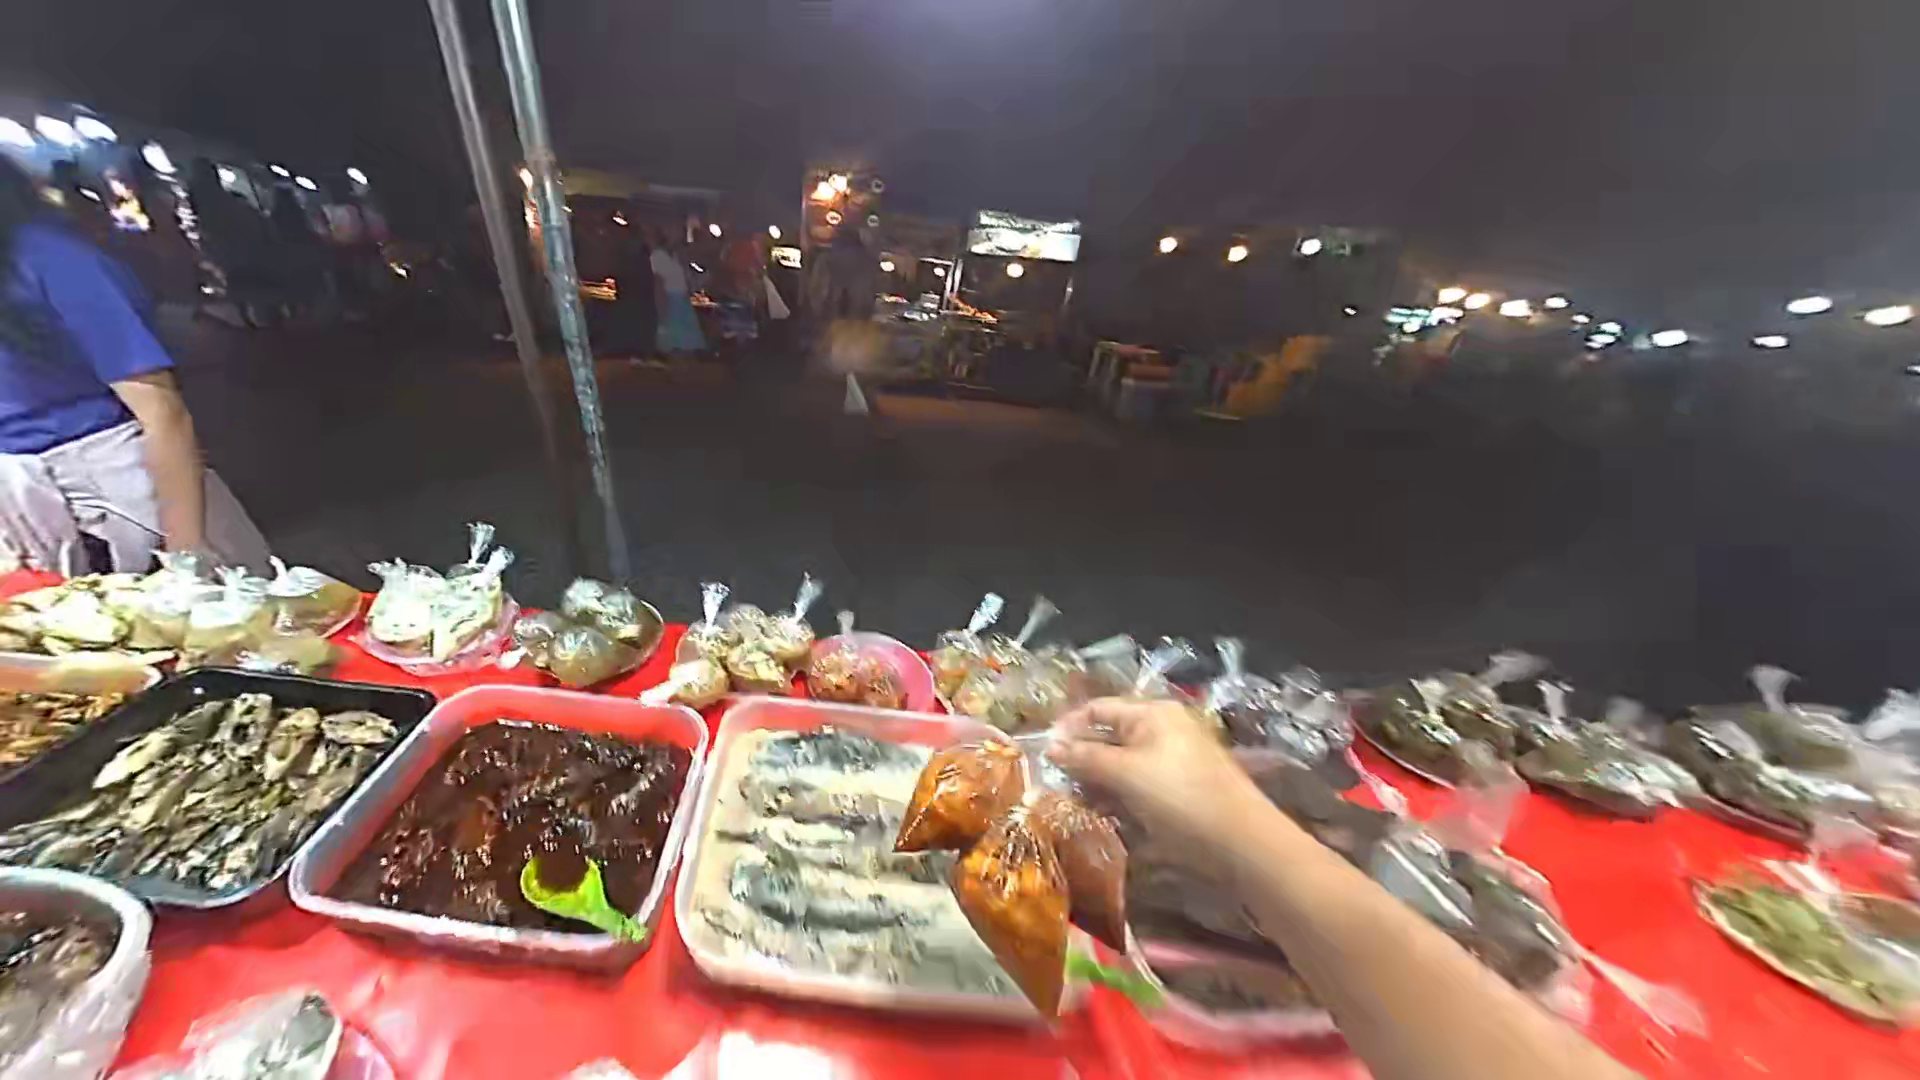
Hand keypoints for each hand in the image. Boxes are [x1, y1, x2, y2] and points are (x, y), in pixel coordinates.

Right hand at [1047, 698, 1269, 864]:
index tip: (1043, 750)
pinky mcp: (1181, 787)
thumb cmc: (1179, 796)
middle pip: (1110, 734)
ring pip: (1123, 761)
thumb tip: (1050, 745)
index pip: (1098, 708)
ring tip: (1075, 800)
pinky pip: (1139, 781)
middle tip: (1055, 780)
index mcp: (1151, 712)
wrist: (1244, 844)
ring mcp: (1174, 758)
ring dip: (1098, 779)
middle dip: (1082, 755)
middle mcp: (1162, 728)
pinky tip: (1105, 812)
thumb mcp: (1125, 773)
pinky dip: (1119, 793)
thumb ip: (1085, 757)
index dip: (1069, 726)